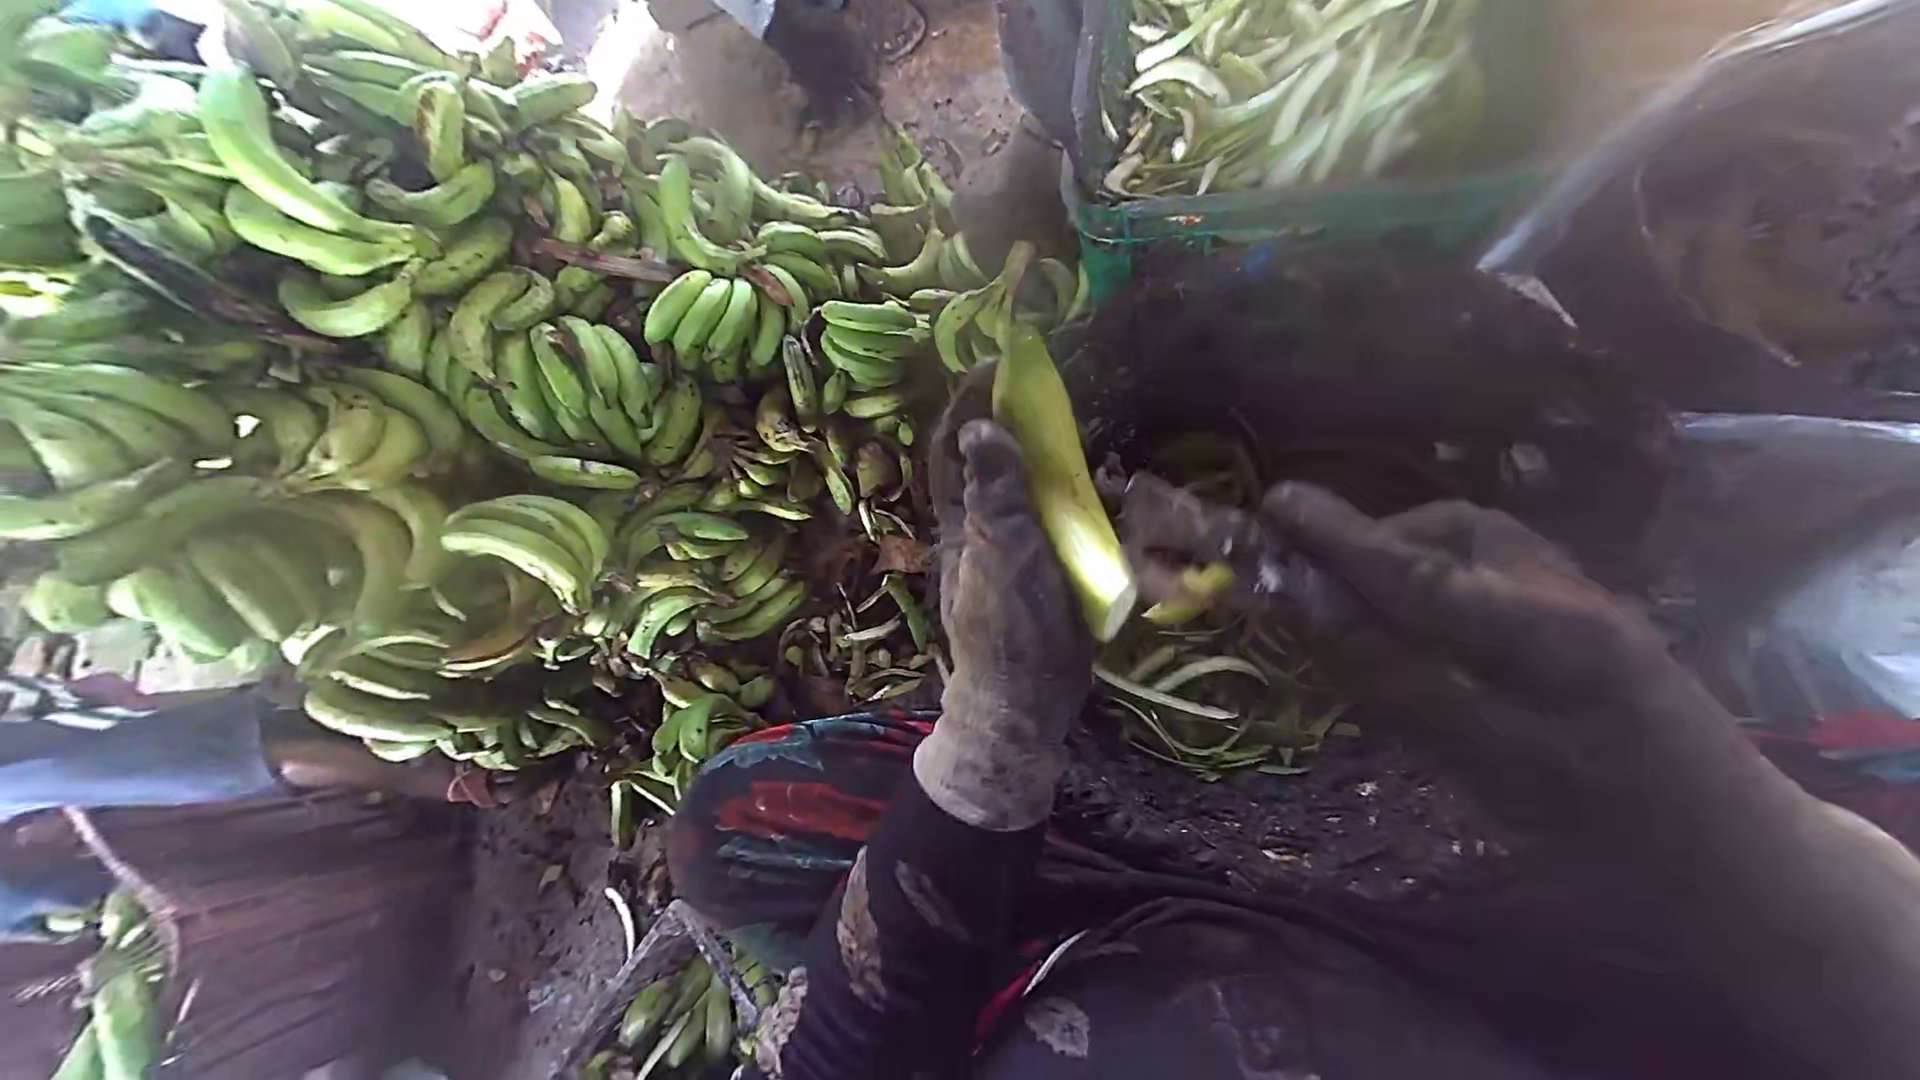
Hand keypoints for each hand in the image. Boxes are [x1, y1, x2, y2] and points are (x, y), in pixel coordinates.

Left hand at [915, 365, 1090, 831]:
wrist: (1026, 697)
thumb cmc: (1008, 626)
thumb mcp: (1000, 555)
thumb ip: (994, 492)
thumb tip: (979, 425)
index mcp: (961, 520)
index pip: (955, 447)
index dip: (968, 404)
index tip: (995, 365)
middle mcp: (980, 525)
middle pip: (987, 459)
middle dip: (1007, 419)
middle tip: (1043, 386)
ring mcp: (1009, 544)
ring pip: (1018, 484)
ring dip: (1036, 450)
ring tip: (1068, 420)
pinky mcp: (1038, 564)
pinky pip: (1048, 515)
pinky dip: (1062, 491)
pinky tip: (1088, 478)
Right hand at [1262, 484, 1716, 831]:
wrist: (1719, 838)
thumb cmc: (1601, 820)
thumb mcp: (1487, 764)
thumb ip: (1394, 678)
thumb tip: (1312, 612)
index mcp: (1554, 634)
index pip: (1418, 571)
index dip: (1341, 538)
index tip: (1275, 502)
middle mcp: (1560, 585)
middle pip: (1436, 537)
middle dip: (1362, 548)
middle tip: (1307, 581)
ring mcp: (1567, 581)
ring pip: (1451, 540)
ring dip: (1387, 558)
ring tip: (1353, 601)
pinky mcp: (1559, 592)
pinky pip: (1467, 557)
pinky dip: (1414, 569)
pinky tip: (1406, 610)